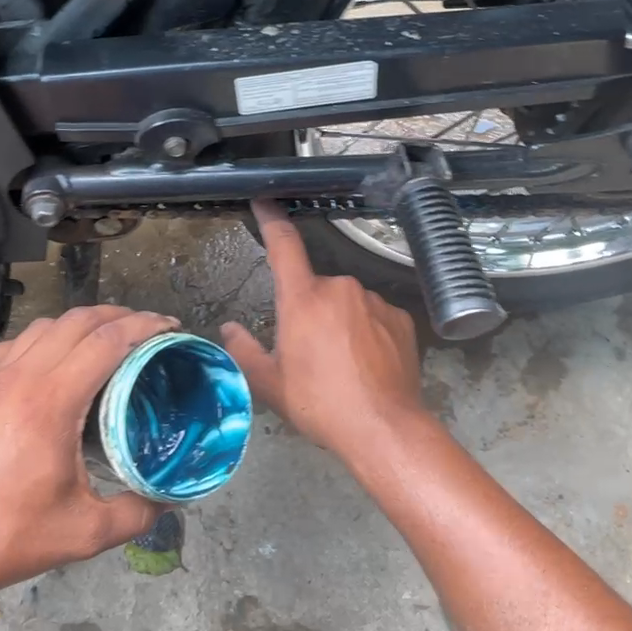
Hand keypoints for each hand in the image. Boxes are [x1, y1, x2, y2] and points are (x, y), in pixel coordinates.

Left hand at [0, 305, 174, 611]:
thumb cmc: (12, 539)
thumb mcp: (88, 532)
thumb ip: (138, 512)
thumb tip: (170, 497)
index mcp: (51, 401)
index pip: (107, 341)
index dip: (144, 326)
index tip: (170, 326)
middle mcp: (19, 378)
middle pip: (76, 321)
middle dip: (117, 316)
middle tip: (146, 329)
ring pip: (41, 328)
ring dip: (78, 324)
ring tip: (103, 340)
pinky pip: (9, 347)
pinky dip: (38, 341)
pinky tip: (46, 362)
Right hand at [222, 200, 426, 464]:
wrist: (384, 428)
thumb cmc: (320, 405)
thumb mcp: (270, 384)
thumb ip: (244, 350)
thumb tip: (230, 328)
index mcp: (302, 299)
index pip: (283, 246)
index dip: (271, 220)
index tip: (263, 202)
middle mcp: (339, 288)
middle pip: (314, 288)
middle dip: (309, 312)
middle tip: (310, 354)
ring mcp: (373, 301)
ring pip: (346, 303)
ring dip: (340, 322)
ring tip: (343, 365)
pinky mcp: (401, 317)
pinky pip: (374, 316)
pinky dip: (368, 333)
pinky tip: (368, 364)